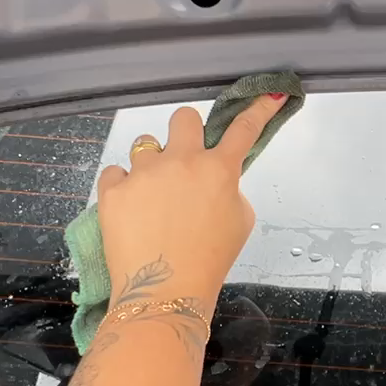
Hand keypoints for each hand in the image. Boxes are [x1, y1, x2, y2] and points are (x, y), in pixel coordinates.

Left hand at [94, 94, 286, 303]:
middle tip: (184, 159)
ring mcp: (144, 173)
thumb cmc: (210, 260)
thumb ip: (230, 190)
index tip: (272, 94)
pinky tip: (131, 209)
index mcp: (219, 170)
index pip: (245, 129)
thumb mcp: (240, 222)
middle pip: (184, 118)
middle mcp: (182, 162)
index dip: (260, 109)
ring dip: (152, 164)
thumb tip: (213, 180)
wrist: (164, 291)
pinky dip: (123, 186)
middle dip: (186, 133)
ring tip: (153, 196)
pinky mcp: (113, 189)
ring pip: (145, 144)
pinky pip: (115, 172)